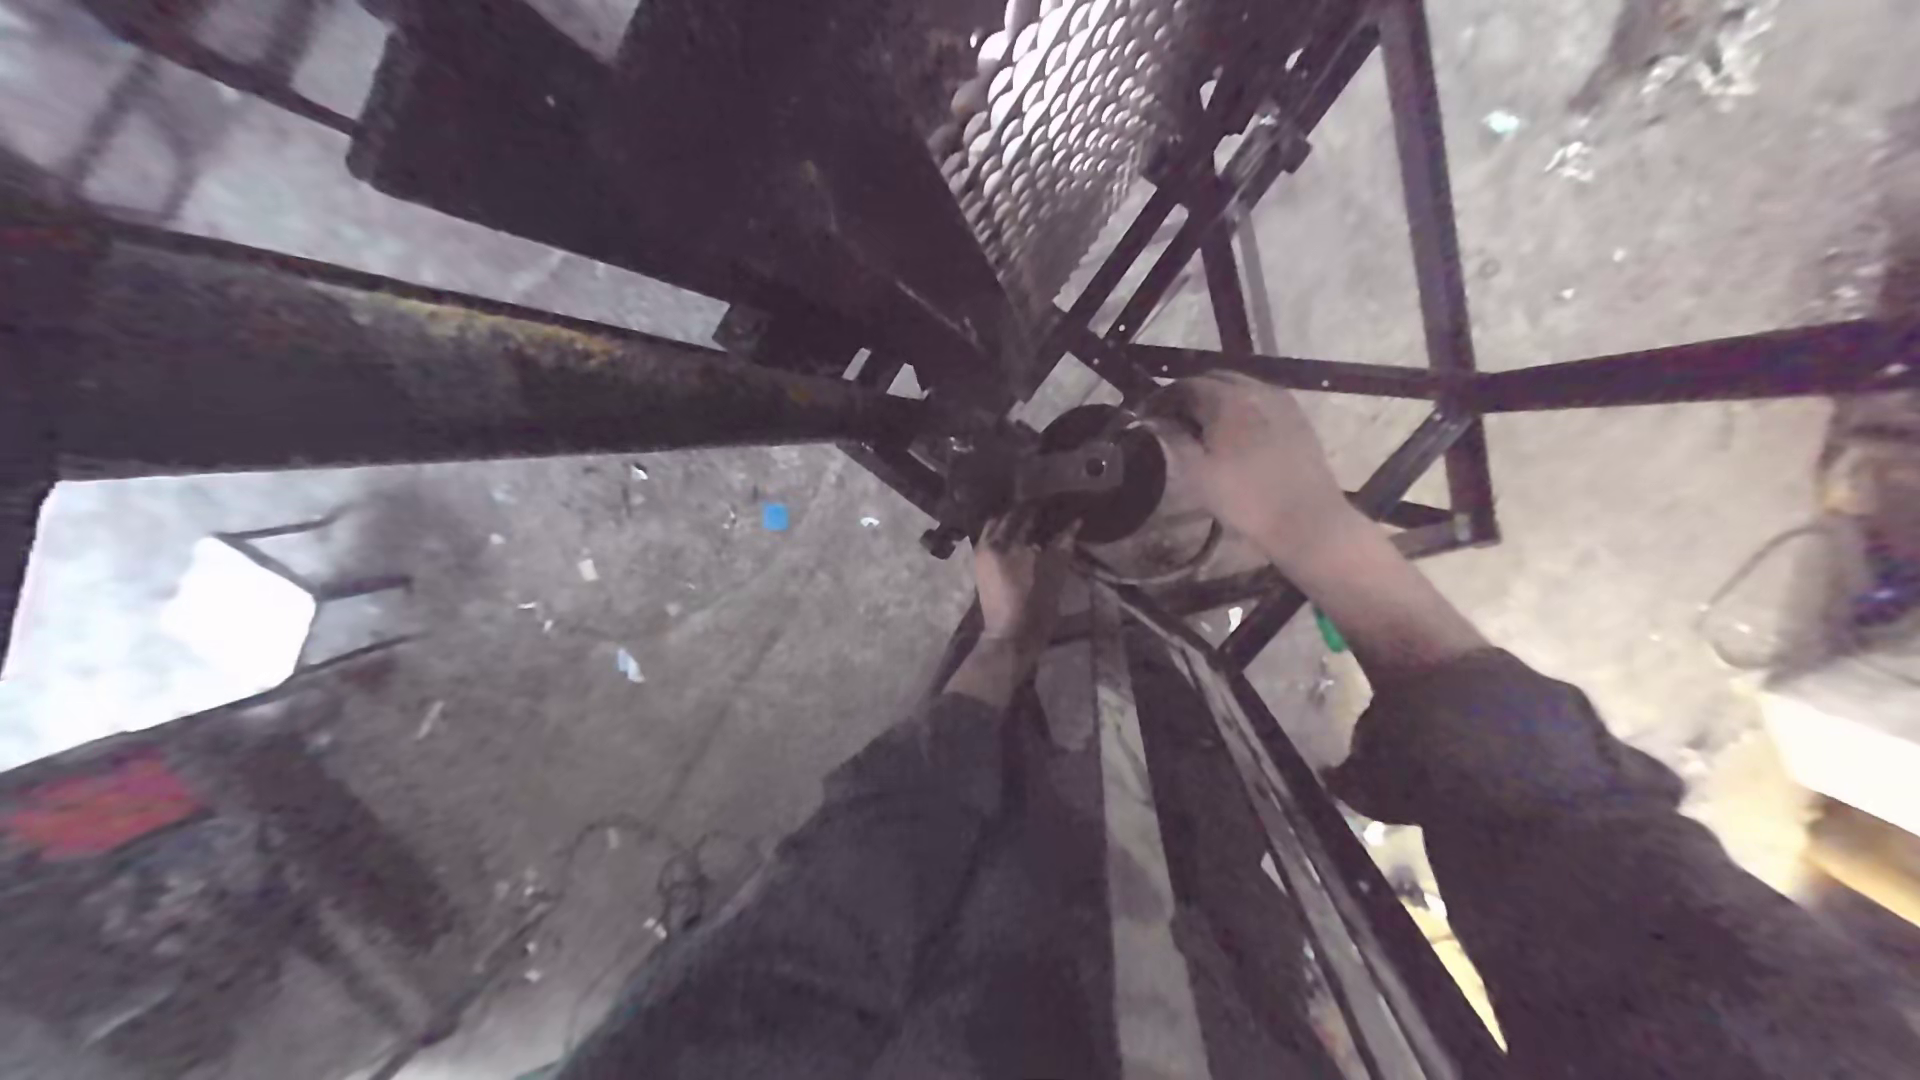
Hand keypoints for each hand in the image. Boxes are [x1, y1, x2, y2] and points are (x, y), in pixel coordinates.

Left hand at [972, 507, 1075, 658]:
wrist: (1010, 636)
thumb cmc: (1035, 607)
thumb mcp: (1054, 576)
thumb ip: (1062, 546)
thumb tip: (1075, 521)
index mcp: (1006, 545)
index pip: (1026, 516)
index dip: (1042, 508)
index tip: (1054, 502)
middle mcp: (989, 544)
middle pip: (1008, 518)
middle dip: (1024, 512)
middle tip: (1043, 509)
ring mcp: (981, 554)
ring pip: (996, 527)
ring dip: (1011, 521)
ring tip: (1030, 522)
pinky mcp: (979, 565)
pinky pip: (989, 539)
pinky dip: (1002, 533)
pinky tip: (1018, 536)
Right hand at [1144, 372, 1357, 568]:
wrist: (1306, 520)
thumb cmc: (1244, 498)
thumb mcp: (1197, 472)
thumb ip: (1174, 438)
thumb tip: (1154, 419)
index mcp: (1227, 400)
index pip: (1186, 385)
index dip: (1162, 398)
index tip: (1148, 415)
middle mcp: (1256, 389)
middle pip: (1214, 379)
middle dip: (1189, 393)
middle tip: (1172, 418)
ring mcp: (1281, 401)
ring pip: (1240, 387)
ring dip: (1216, 398)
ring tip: (1201, 426)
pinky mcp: (1297, 417)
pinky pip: (1260, 399)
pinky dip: (1239, 407)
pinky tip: (1233, 432)